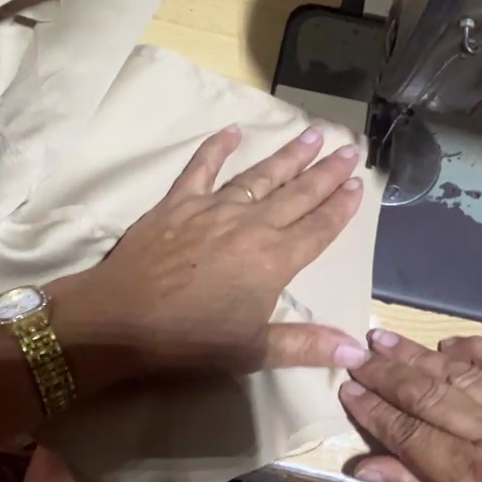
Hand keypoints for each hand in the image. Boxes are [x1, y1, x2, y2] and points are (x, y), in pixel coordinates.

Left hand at [54, 123, 369, 392]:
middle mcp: (251, 225)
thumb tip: (358, 349)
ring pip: (260, 176)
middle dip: (326, 172)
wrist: (122, 320)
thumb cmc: (190, 341)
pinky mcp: (178, 202)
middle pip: (298, 194)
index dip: (341, 207)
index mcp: (274, 260)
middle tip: (349, 149)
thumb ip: (306, 345)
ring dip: (288, 155)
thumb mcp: (253, 350)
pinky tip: (233, 130)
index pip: (318, 228)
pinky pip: (201, 168)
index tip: (359, 184)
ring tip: (312, 134)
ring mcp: (213, 209)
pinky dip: (217, 147)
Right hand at [338, 330, 481, 481]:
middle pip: (429, 394)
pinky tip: (448, 341)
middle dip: (386, 373)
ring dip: (419, 354)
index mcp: (474, 480)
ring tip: (384, 339)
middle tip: (354, 354)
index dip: (372, 408)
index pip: (408, 431)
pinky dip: (478, 349)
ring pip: (463, 374)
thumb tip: (363, 464)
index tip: (345, 387)